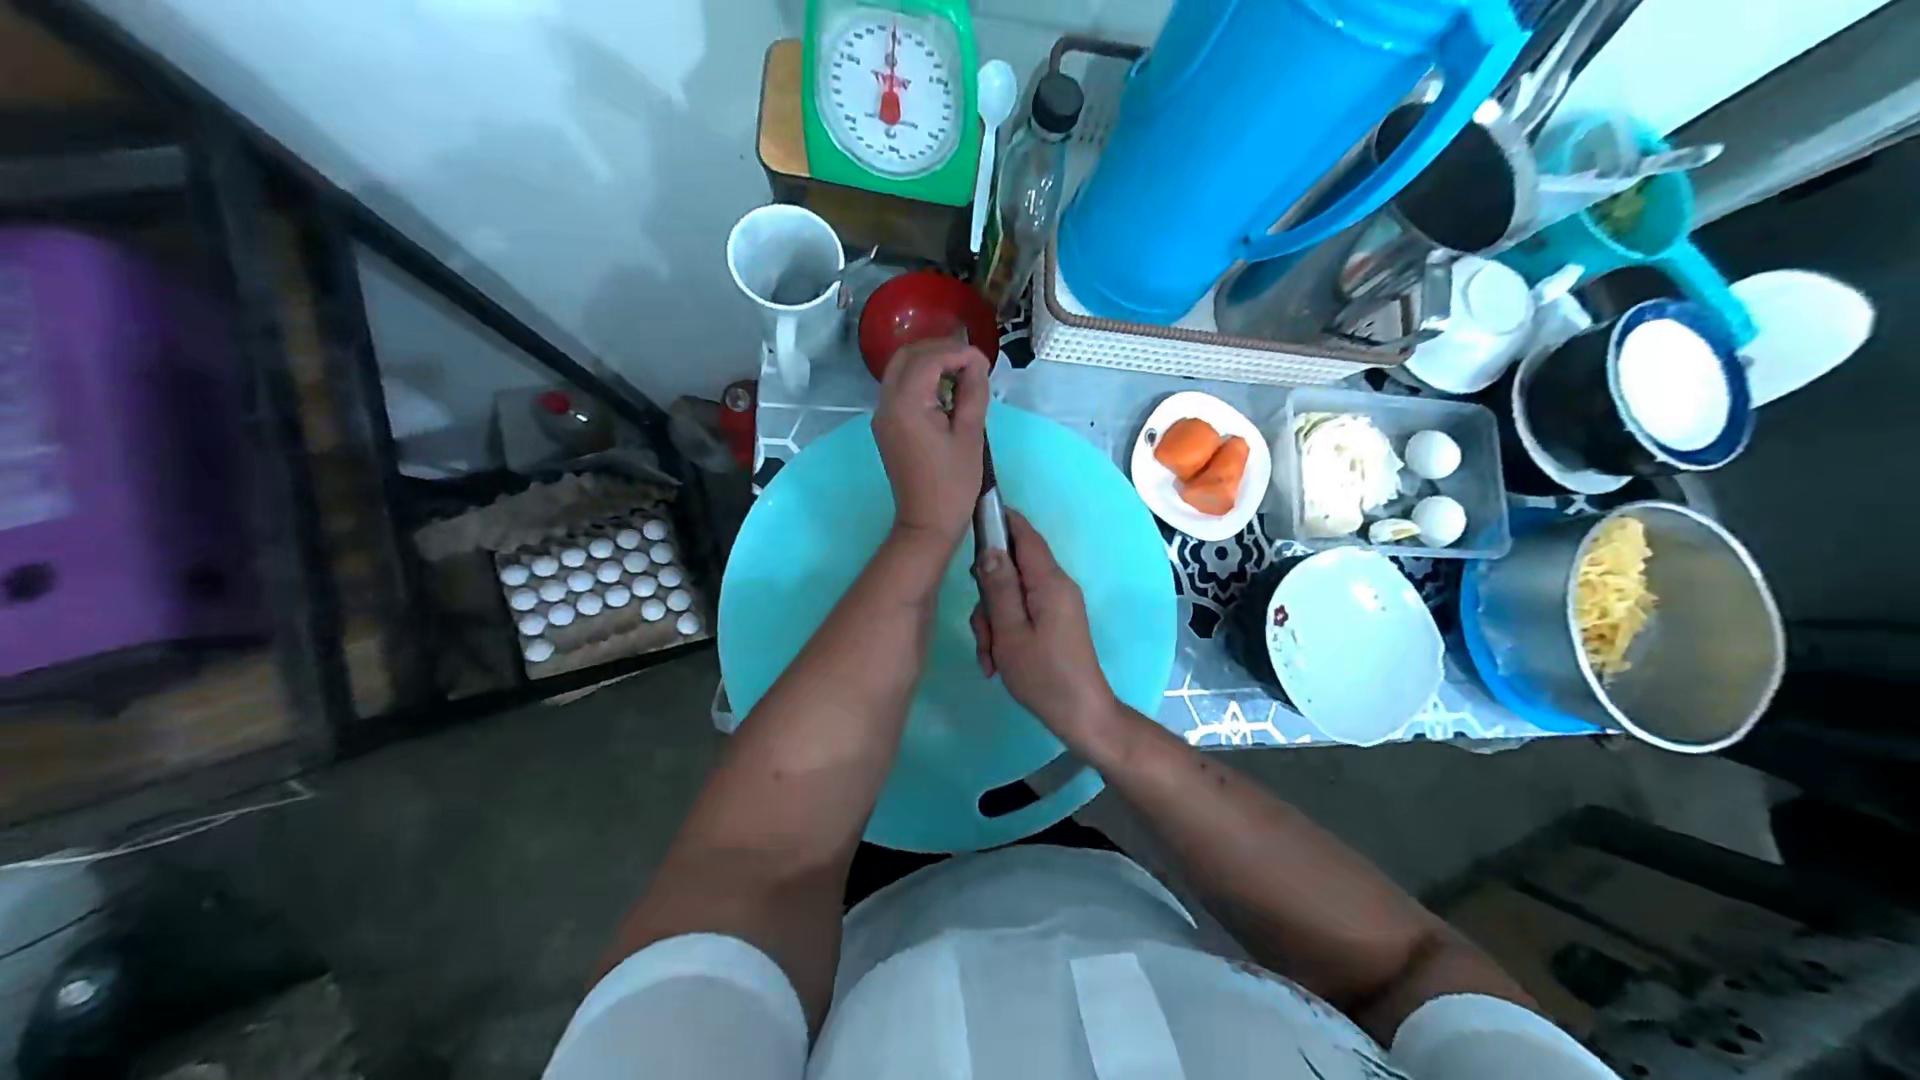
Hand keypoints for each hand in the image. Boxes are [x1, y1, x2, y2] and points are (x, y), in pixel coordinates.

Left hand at [872, 340, 988, 544]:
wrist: (927, 523)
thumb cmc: (953, 483)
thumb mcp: (971, 434)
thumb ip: (973, 392)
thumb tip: (976, 364)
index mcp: (906, 405)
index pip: (928, 359)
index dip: (957, 353)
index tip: (983, 362)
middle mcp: (886, 404)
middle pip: (906, 356)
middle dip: (939, 350)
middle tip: (970, 360)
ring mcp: (882, 415)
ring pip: (899, 370)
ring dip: (928, 362)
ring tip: (961, 372)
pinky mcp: (886, 426)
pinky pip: (898, 389)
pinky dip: (920, 379)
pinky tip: (944, 391)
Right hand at [970, 510, 1118, 745]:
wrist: (1081, 716)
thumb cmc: (1044, 676)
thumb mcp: (1010, 632)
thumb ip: (999, 587)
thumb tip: (989, 547)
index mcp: (1050, 582)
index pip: (1024, 533)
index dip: (999, 520)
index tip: (969, 521)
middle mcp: (1056, 585)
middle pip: (1011, 568)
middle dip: (987, 596)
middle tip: (982, 629)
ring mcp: (1055, 604)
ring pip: (1010, 594)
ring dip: (992, 623)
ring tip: (991, 657)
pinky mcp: (1053, 621)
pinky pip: (1020, 613)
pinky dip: (1004, 633)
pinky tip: (997, 663)